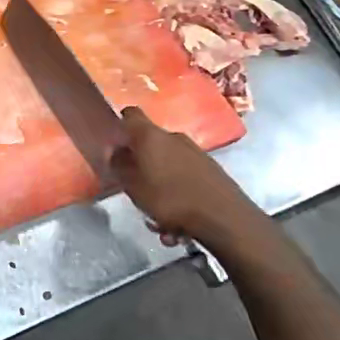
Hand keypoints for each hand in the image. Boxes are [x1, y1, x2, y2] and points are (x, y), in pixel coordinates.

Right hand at [110, 106, 276, 258]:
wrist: (225, 219)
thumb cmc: (170, 199)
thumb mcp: (133, 186)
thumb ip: (119, 166)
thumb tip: (115, 151)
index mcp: (151, 136)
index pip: (130, 114)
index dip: (120, 124)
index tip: (114, 141)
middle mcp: (174, 137)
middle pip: (150, 144)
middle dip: (140, 164)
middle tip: (134, 187)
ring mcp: (196, 153)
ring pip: (168, 165)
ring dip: (159, 185)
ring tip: (158, 218)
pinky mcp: (212, 170)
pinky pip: (185, 178)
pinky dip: (177, 194)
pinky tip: (178, 224)